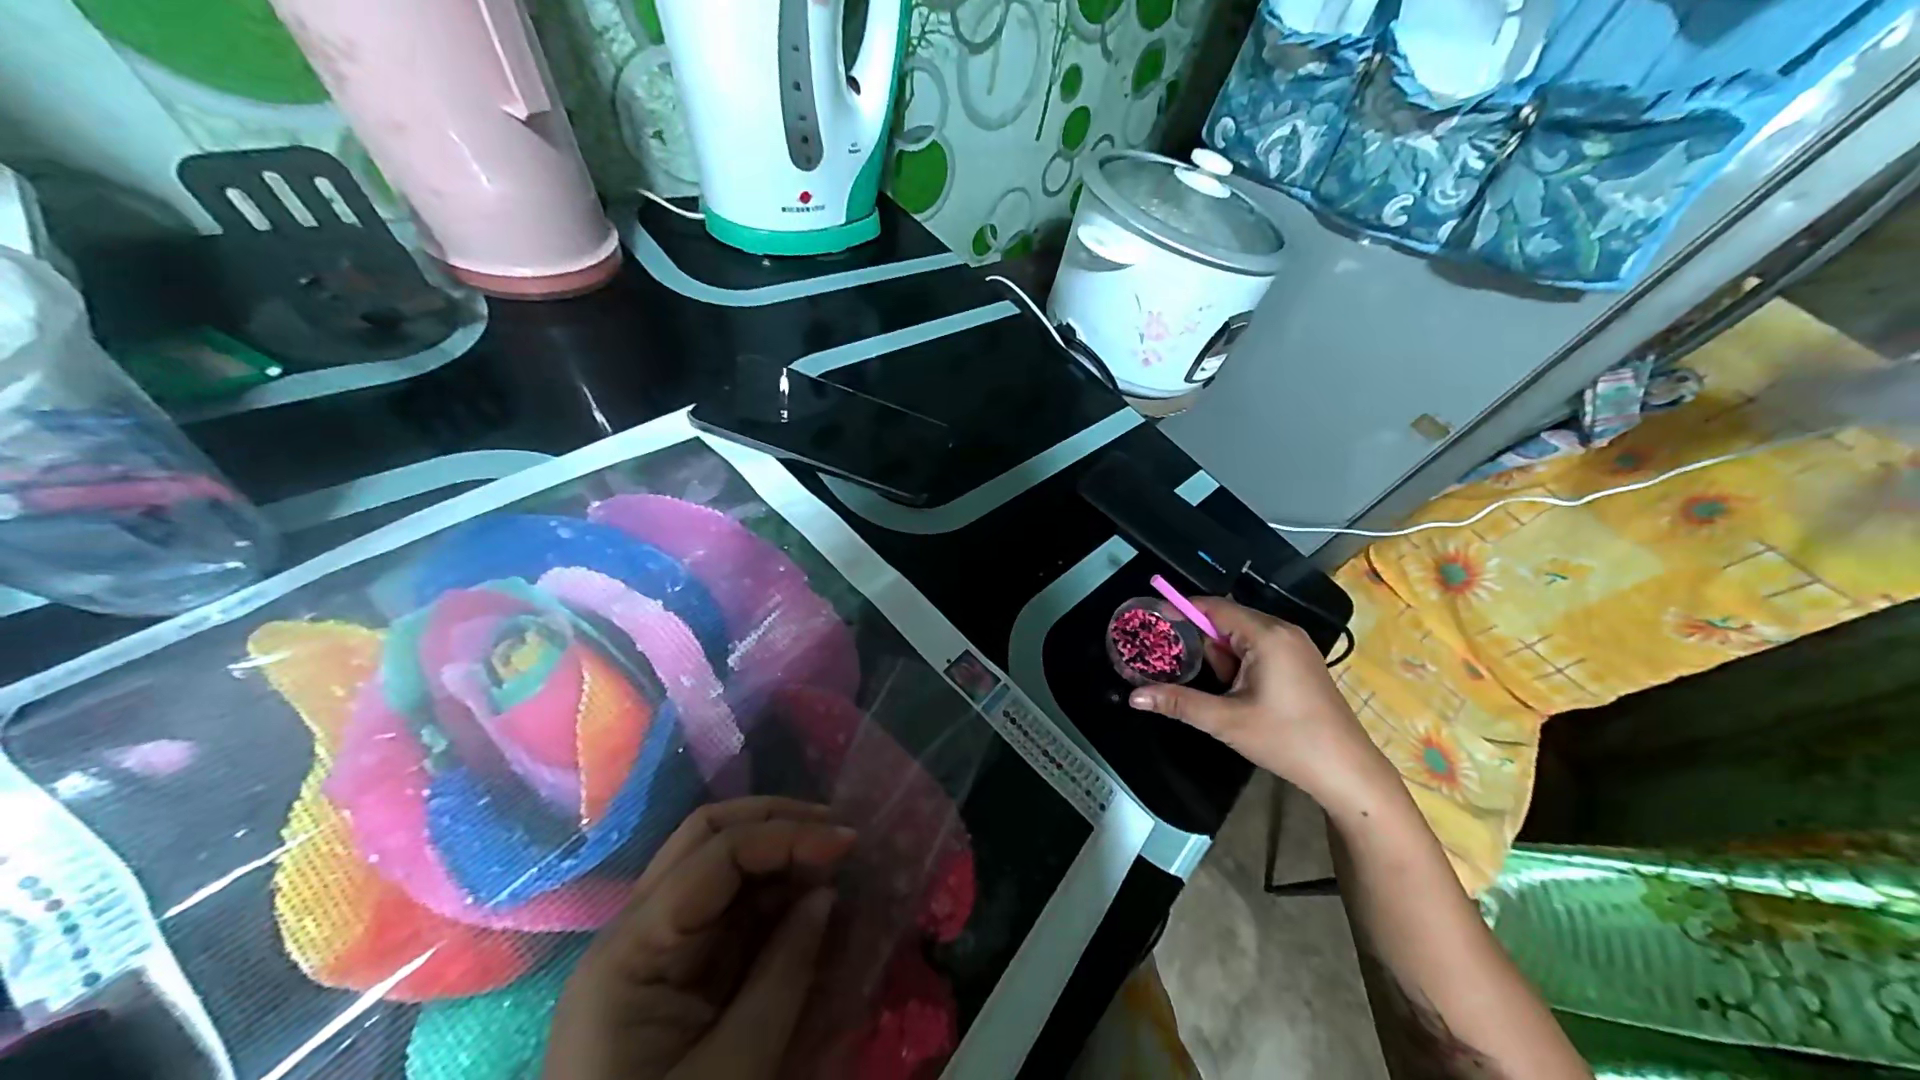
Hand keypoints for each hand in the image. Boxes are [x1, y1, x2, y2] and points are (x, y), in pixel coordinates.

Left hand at [543, 797, 856, 1079]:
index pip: (715, 855)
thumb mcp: (734, 1068)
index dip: (786, 835)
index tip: (847, 842)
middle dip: (776, 823)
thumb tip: (826, 894)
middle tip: (837, 834)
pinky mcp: (672, 969)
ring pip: (715, 864)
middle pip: (705, 837)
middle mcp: (636, 929)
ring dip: (776, 852)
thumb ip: (784, 974)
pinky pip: (723, 908)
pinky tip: (806, 896)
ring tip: (832, 860)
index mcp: (632, 949)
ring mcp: (653, 946)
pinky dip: (769, 892)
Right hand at [1126, 597, 1393, 817]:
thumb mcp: (1226, 721)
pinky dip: (1240, 664)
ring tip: (1223, 695)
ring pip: (1241, 638)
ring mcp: (1296, 646)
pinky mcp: (1301, 662)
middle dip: (1203, 644)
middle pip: (1226, 621)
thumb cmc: (1287, 741)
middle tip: (1186, 673)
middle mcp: (1284, 631)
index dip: (1181, 610)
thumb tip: (1134, 697)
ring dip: (1223, 659)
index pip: (1214, 607)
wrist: (1347, 772)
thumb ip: (1178, 702)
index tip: (1153, 621)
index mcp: (1267, 636)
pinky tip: (1240, 694)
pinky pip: (1258, 649)